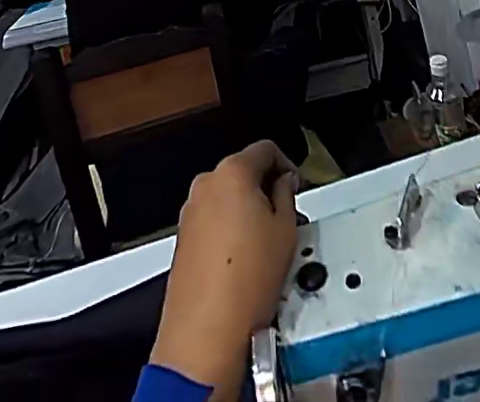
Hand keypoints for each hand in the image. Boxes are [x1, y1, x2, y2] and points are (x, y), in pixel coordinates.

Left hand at [151, 141, 299, 396]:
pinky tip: (246, 253)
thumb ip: (287, 193)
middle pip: (244, 170)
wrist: (206, 330)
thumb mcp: (286, 227)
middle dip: (266, 186)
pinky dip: (229, 226)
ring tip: (268, 237)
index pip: (266, 148)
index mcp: (232, 172)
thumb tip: (284, 185)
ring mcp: (190, 212)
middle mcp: (206, 185)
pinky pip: (212, 217)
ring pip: (227, 194)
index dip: (288, 163)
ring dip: (247, 206)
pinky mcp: (182, 237)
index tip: (296, 182)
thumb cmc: (244, 282)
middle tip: (286, 209)